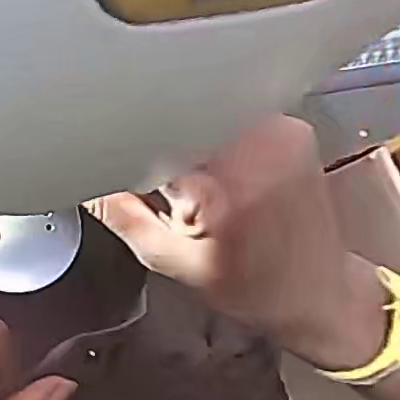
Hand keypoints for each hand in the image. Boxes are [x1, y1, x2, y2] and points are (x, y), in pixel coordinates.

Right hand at [86, 115, 384, 367]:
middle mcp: (258, 146)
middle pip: (177, 115)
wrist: (315, 289)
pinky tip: (210, 168)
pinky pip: (226, 114)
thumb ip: (119, 213)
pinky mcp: (288, 126)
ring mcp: (279, 130)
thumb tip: (84, 179)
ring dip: (179, 136)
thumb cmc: (249, 285)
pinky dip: (206, 134)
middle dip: (150, 139)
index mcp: (223, 186)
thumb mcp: (167, 259)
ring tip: (185, 177)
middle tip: (148, 176)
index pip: (150, 134)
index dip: (122, 144)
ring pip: (200, 110)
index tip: (108, 160)